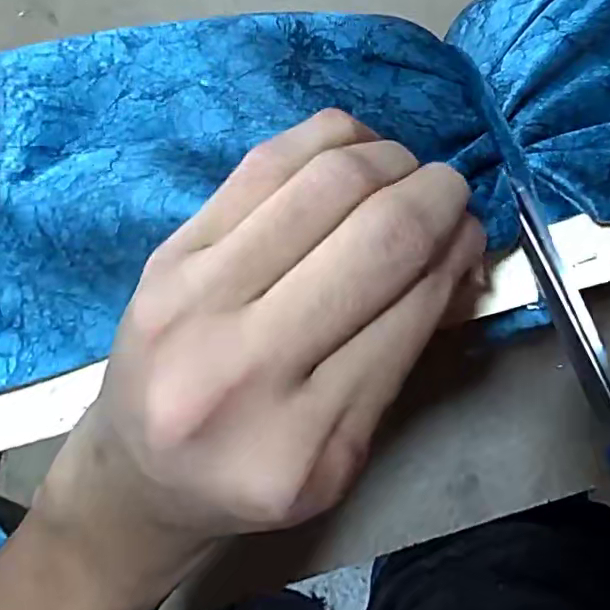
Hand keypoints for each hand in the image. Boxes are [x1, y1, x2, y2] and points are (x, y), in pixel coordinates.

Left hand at [35, 109, 486, 583]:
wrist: (138, 472)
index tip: (471, 233)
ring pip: (327, 181)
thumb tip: (460, 246)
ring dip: (391, 159)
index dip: (457, 254)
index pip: (411, 308)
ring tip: (405, 170)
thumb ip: (407, 351)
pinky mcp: (169, 248)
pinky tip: (355, 149)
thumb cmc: (252, 471)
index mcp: (299, 444)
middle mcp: (242, 366)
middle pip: (378, 236)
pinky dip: (332, 138)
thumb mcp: (344, 450)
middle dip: (437, 196)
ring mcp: (193, 295)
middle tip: (451, 191)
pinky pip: (267, 160)